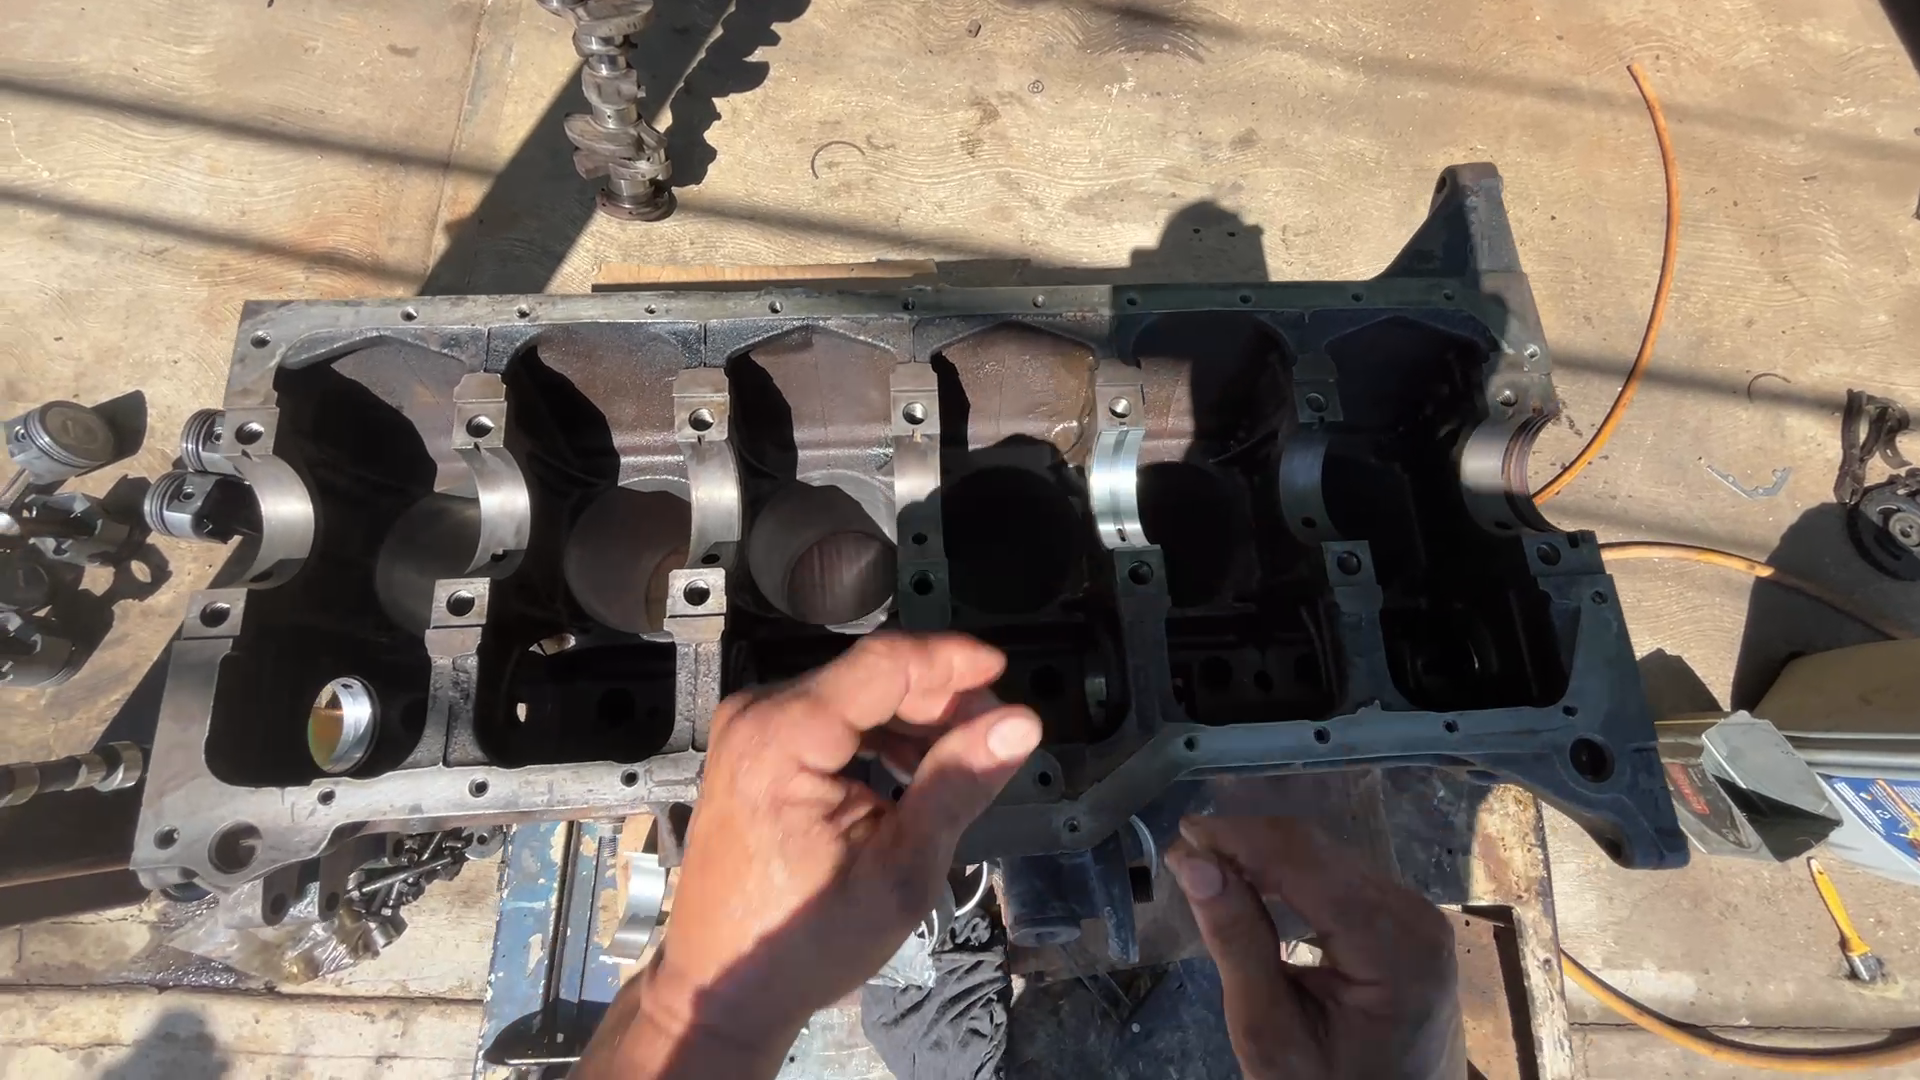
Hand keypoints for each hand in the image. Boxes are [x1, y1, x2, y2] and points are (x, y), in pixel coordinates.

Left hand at [577, 633, 1042, 1078]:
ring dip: (915, 714)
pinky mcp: (759, 742)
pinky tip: (916, 765)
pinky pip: (835, 713)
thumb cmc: (807, 941)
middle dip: (939, 695)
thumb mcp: (900, 870)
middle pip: (870, 673)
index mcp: (784, 735)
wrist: (722, 987)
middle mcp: (760, 711)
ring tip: (963, 754)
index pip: (883, 664)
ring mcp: (754, 724)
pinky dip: (883, 731)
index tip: (1001, 670)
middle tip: (993, 730)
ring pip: (857, 690)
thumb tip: (1022, 723)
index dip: (949, 659)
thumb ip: (958, 784)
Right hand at [1164, 817, 1465, 1079]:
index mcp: (1394, 948)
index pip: (1301, 862)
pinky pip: (1330, 867)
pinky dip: (1280, 866)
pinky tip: (1247, 878)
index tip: (1179, 841)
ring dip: (1256, 851)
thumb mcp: (1270, 1034)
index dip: (1236, 839)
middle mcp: (1413, 914)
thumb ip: (1235, 942)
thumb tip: (1192, 861)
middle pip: (1310, 850)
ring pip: (1317, 851)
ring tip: (1206, 868)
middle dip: (1241, 842)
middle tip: (1184, 859)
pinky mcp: (1400, 910)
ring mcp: (1411, 909)